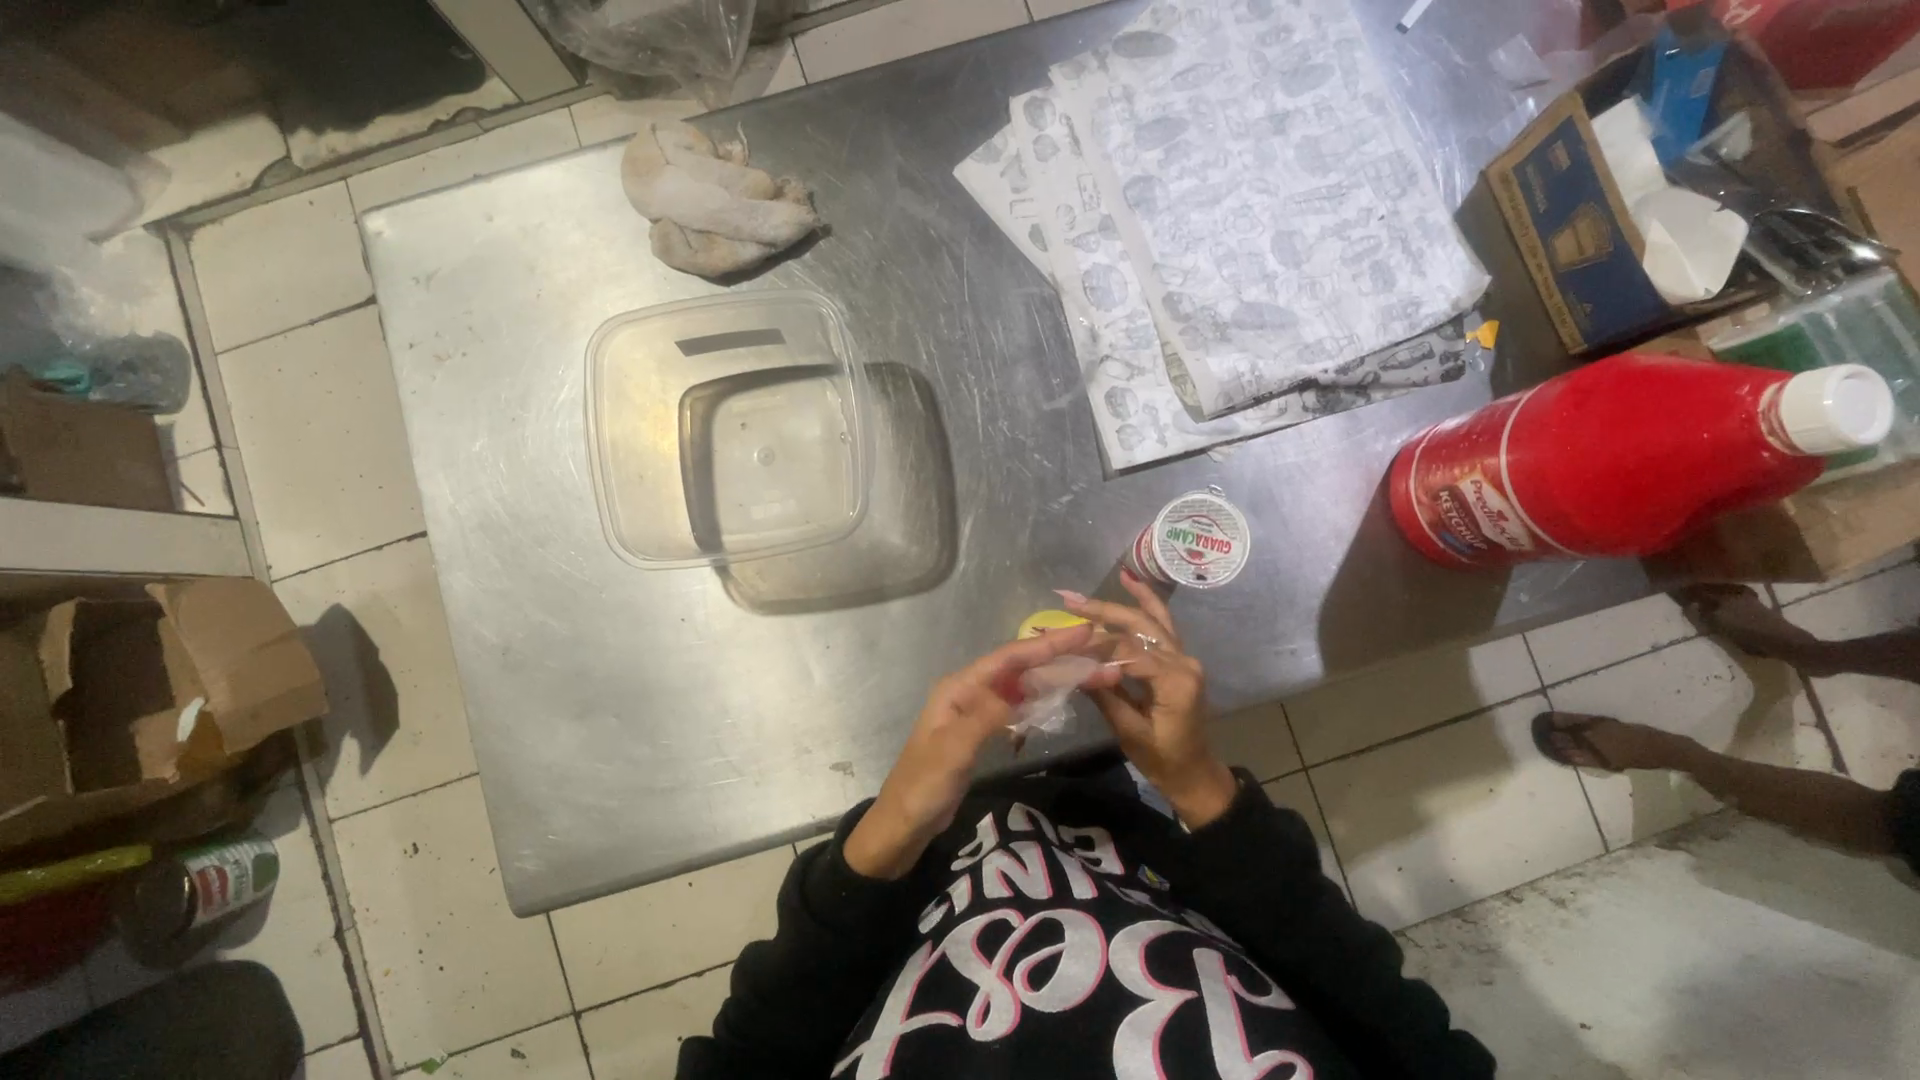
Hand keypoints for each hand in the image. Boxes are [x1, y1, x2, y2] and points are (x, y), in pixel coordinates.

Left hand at [843, 623, 1097, 879]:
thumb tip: (1022, 692)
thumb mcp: (954, 751)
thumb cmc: (924, 785)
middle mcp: (969, 692)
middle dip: (1058, 658)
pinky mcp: (983, 732)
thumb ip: (987, 717)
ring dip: (1054, 677)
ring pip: (1022, 685)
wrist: (904, 823)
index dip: (1046, 644)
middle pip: (1019, 667)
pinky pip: (1018, 707)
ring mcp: (976, 712)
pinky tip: (1063, 698)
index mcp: (959, 688)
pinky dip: (1042, 700)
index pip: (1009, 658)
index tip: (1082, 633)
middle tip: (1099, 650)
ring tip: (1092, 671)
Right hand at [1060, 571, 1237, 828]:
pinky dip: (1149, 605)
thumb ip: (1104, 693)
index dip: (1092, 644)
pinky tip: (1134, 585)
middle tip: (1069, 600)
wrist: (1193, 773)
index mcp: (1174, 681)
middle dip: (1103, 612)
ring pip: (1154, 620)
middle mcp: (1184, 662)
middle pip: (1140, 626)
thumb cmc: (1162, 759)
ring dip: (1128, 599)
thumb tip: (1073, 664)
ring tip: (1113, 575)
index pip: (1126, 650)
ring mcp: (1185, 659)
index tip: (1061, 639)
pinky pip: (1164, 627)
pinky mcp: (1180, 661)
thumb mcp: (1129, 731)